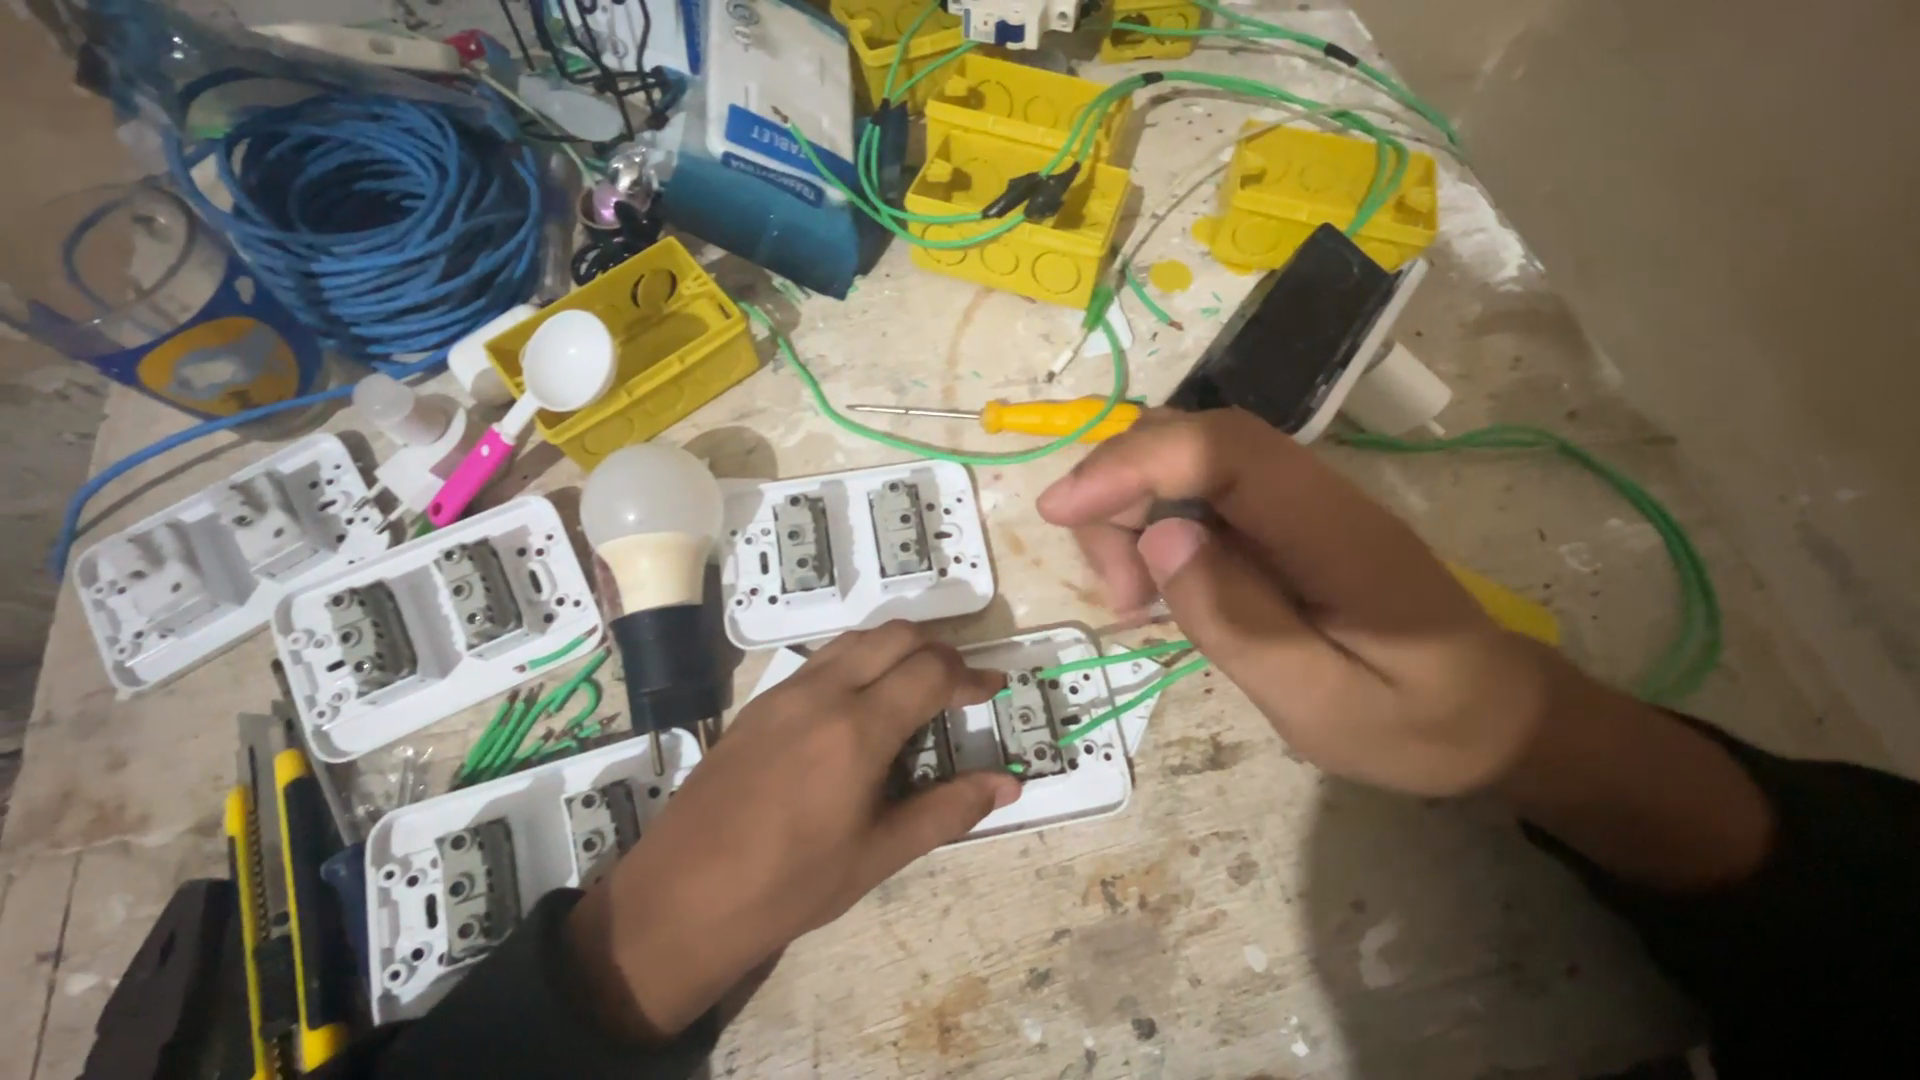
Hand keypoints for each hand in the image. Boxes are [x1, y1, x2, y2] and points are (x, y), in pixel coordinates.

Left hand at [566, 621, 1018, 1039]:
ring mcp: (784, 693)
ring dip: (896, 648)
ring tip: (918, 686)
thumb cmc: (790, 885)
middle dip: (938, 650)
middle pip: (895, 636)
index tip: (994, 689)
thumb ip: (947, 810)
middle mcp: (822, 693)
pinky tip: (862, 703)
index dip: (971, 676)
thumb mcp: (878, 855)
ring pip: (855, 639)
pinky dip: (858, 660)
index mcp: (857, 729)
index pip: (930, 672)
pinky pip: (821, 659)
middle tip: (961, 686)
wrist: (682, 897)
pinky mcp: (758, 705)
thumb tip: (1008, 784)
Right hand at [1037, 408, 1551, 796]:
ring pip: (1182, 464)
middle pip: (1190, 443)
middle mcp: (1313, 494)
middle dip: (1119, 498)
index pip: (1225, 452)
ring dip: (1129, 517)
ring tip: (1136, 605)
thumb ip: (1241, 624)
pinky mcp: (1279, 522)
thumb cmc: (1416, 723)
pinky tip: (1158, 591)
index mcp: (1336, 532)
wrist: (1489, 714)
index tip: (1060, 510)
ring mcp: (1296, 503)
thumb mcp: (1323, 706)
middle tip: (1118, 597)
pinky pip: (1196, 498)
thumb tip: (1160, 540)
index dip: (1134, 463)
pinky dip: (1151, 532)